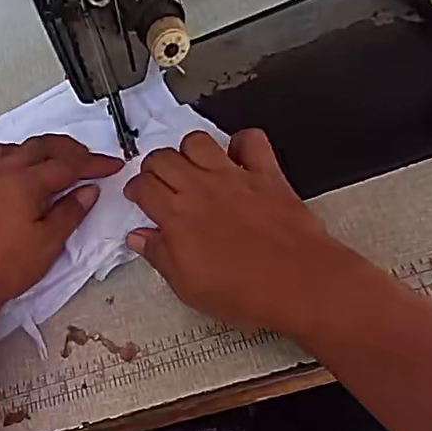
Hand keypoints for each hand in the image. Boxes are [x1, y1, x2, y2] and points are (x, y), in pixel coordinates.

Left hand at [0, 134, 123, 328]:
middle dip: (68, 150)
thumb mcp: (49, 242)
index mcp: (25, 182)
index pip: (67, 165)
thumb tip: (86, 193)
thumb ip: (70, 212)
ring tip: (50, 159)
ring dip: (34, 150)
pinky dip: (3, 165)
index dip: (93, 165)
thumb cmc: (2, 267)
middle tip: (87, 159)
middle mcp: (1, 175)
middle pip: (40, 148)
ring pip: (10, 151)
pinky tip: (7, 176)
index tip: (110, 166)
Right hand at [124, 129, 388, 336]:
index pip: (143, 187)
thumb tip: (140, 239)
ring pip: (198, 141)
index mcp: (177, 217)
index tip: (137, 197)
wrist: (296, 284)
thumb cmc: (243, 290)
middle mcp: (202, 189)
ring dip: (188, 150)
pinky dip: (240, 142)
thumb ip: (160, 256)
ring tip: (189, 166)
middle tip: (156, 181)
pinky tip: (235, 157)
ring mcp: (235, 178)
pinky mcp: (266, 176)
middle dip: (153, 167)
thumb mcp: (186, 286)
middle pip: (163, 158)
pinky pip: (251, 140)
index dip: (135, 190)